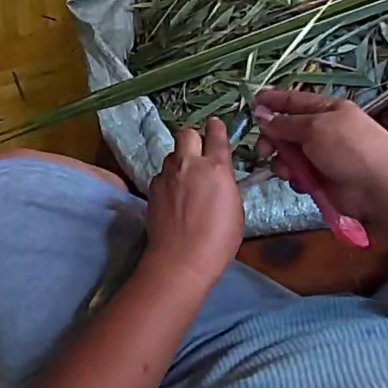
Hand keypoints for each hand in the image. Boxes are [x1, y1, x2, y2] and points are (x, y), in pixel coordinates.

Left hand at [143, 117, 242, 284]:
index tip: (216, 126)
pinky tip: (173, 198)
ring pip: (172, 155)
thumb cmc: (218, 240)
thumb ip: (226, 185)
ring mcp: (167, 176)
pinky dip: (168, 181)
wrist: (180, 261)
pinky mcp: (152, 189)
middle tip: (199, 152)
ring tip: (185, 179)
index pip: (216, 134)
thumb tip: (219, 179)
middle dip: (193, 138)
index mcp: (216, 167)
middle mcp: (190, 165)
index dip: (216, 127)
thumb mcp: (235, 209)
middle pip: (186, 133)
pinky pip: (162, 175)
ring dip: (180, 161)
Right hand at [253, 90, 387, 219]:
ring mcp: (325, 157)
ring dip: (284, 161)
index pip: (295, 100)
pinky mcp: (324, 181)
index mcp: (328, 109)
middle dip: (273, 138)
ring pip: (291, 155)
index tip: (252, 102)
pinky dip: (297, 178)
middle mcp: (325, 130)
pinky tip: (300, 182)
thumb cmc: (350, 147)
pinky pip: (301, 176)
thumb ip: (286, 123)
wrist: (381, 186)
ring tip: (285, 169)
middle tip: (263, 149)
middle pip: (289, 130)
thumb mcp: (315, 128)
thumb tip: (261, 115)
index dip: (274, 101)